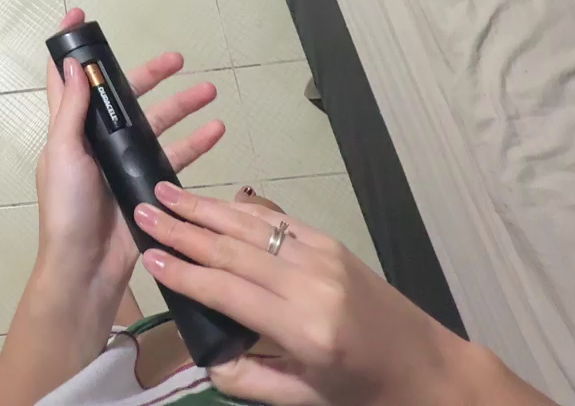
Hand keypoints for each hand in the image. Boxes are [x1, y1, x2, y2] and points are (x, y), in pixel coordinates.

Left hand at [35, 9, 224, 303]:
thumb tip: (75, 63)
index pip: (68, 78)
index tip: (79, 16)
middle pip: (125, 96)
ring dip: (182, 106)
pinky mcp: (146, 183)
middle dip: (149, 75)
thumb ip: (71, 109)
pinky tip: (216, 130)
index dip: (71, 47)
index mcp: (71, 128)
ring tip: (209, 90)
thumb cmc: (67, 209)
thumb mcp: (63, 152)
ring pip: (156, 123)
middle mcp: (97, 138)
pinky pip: (175, 157)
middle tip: (177, 58)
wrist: (87, 270)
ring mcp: (123, 160)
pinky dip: (195, 143)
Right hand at [134, 184, 554, 405]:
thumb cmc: (364, 392)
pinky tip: (211, 198)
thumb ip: (249, 380)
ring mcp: (319, 254)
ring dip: (203, 205)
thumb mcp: (307, 400)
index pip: (228, 292)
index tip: (147, 254)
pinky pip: (273, 217)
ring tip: (165, 191)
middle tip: (143, 208)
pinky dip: (237, 206)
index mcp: (304, 330)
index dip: (184, 273)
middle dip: (182, 227)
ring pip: (248, 223)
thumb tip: (203, 355)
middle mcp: (309, 283)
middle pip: (231, 247)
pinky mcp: (327, 239)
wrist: (430, 367)